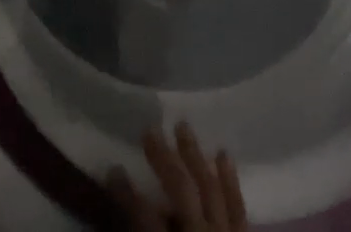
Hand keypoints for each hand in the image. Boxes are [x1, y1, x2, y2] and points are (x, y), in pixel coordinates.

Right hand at [106, 123, 246, 231]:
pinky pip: (238, 206)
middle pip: (182, 191)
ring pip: (211, 189)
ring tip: (183, 127)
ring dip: (196, 156)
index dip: (125, 192)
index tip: (113, 169)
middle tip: (149, 131)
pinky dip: (230, 179)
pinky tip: (223, 154)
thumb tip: (117, 227)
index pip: (144, 218)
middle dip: (164, 159)